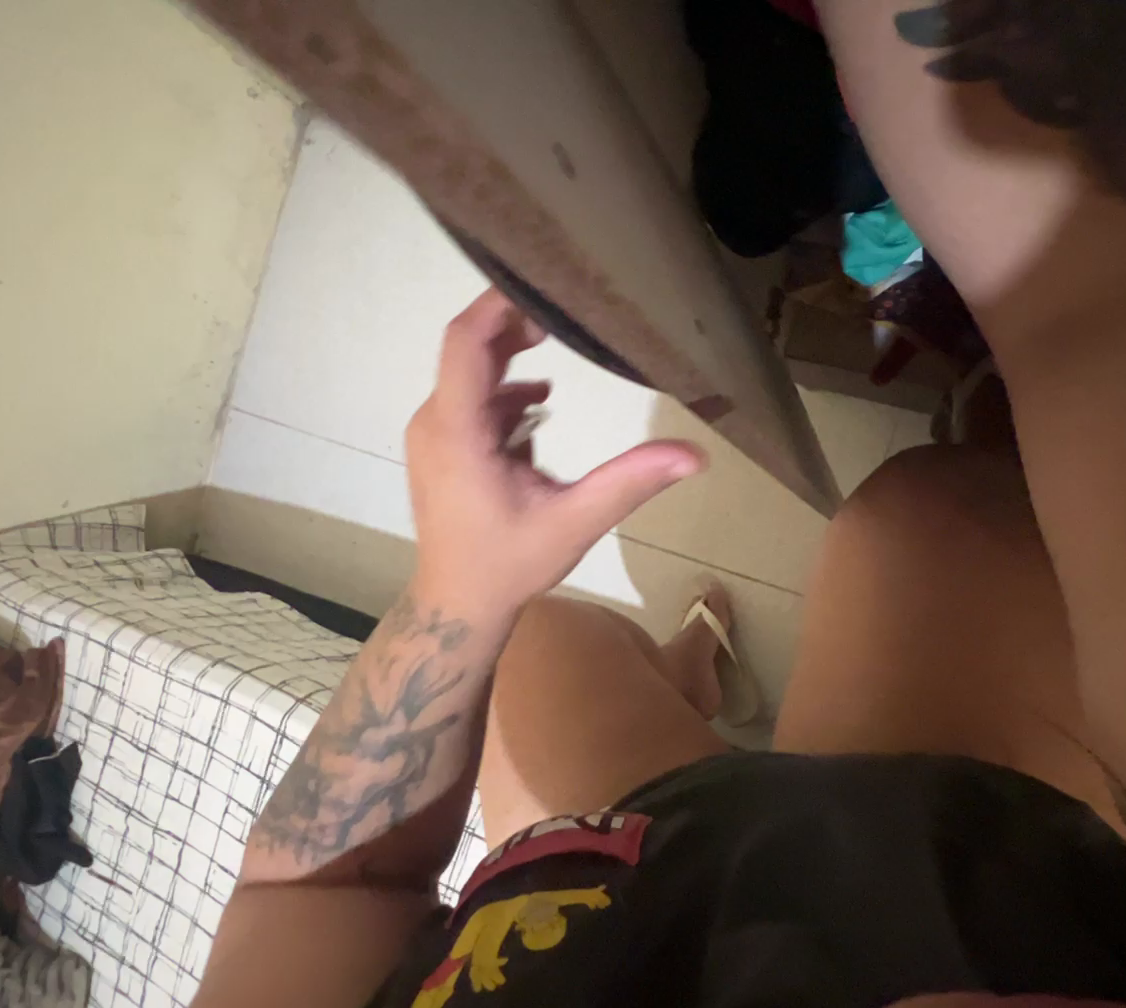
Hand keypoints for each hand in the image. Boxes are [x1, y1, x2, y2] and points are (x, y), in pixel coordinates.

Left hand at [405, 289, 705, 617]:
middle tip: (561, 322)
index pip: (466, 342)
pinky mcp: (439, 450)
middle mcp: (435, 423)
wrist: (458, 603)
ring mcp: (431, 436)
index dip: (498, 306)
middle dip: (512, 331)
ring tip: (554, 366)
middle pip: (469, 352)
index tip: (540, 287)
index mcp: (458, 431)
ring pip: (468, 378)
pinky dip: (501, 401)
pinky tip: (535, 420)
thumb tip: (694, 455)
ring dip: (509, 369)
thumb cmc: (508, 564)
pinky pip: (467, 405)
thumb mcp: (574, 522)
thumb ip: (629, 482)